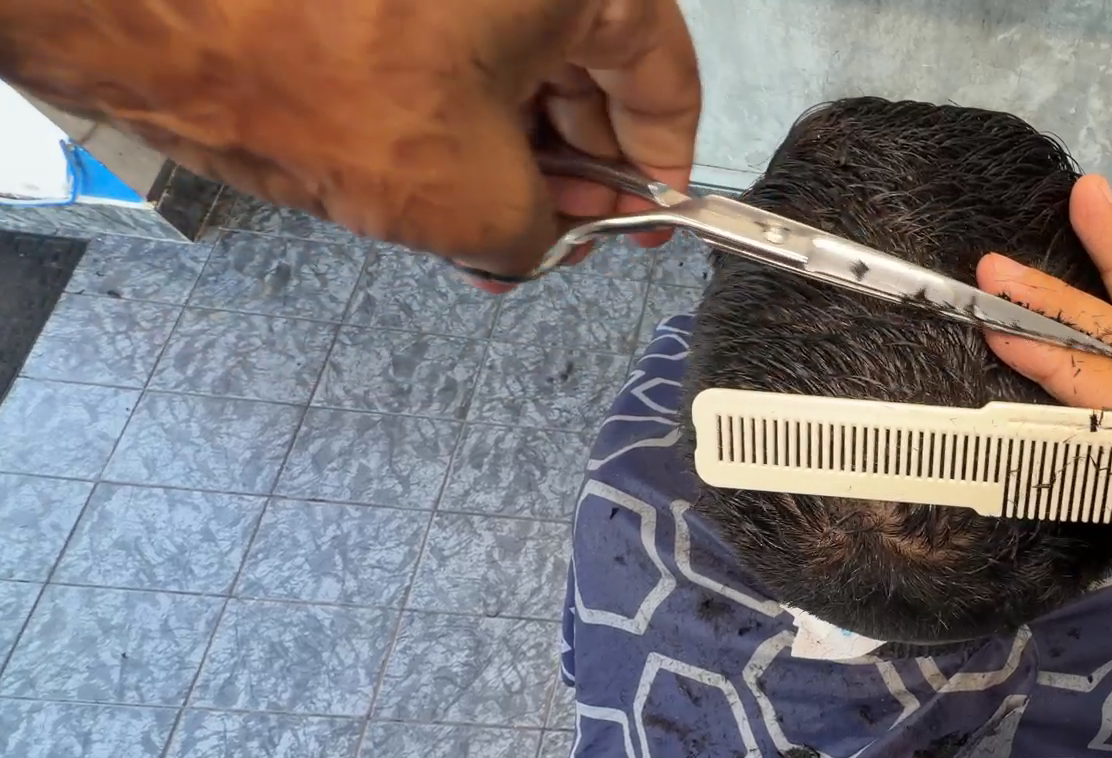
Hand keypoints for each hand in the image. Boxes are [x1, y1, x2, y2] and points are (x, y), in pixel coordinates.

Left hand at [1, 0, 700, 276]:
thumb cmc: (322, 80)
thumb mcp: (473, 203)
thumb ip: (545, 239)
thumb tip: (542, 239)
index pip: (665, 83)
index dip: (662, 172)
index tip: (641, 228)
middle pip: (590, 72)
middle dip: (574, 174)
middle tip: (554, 240)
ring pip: (515, 63)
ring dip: (511, 160)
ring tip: (486, 234)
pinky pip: (448, 41)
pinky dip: (452, 116)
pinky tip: (437, 184)